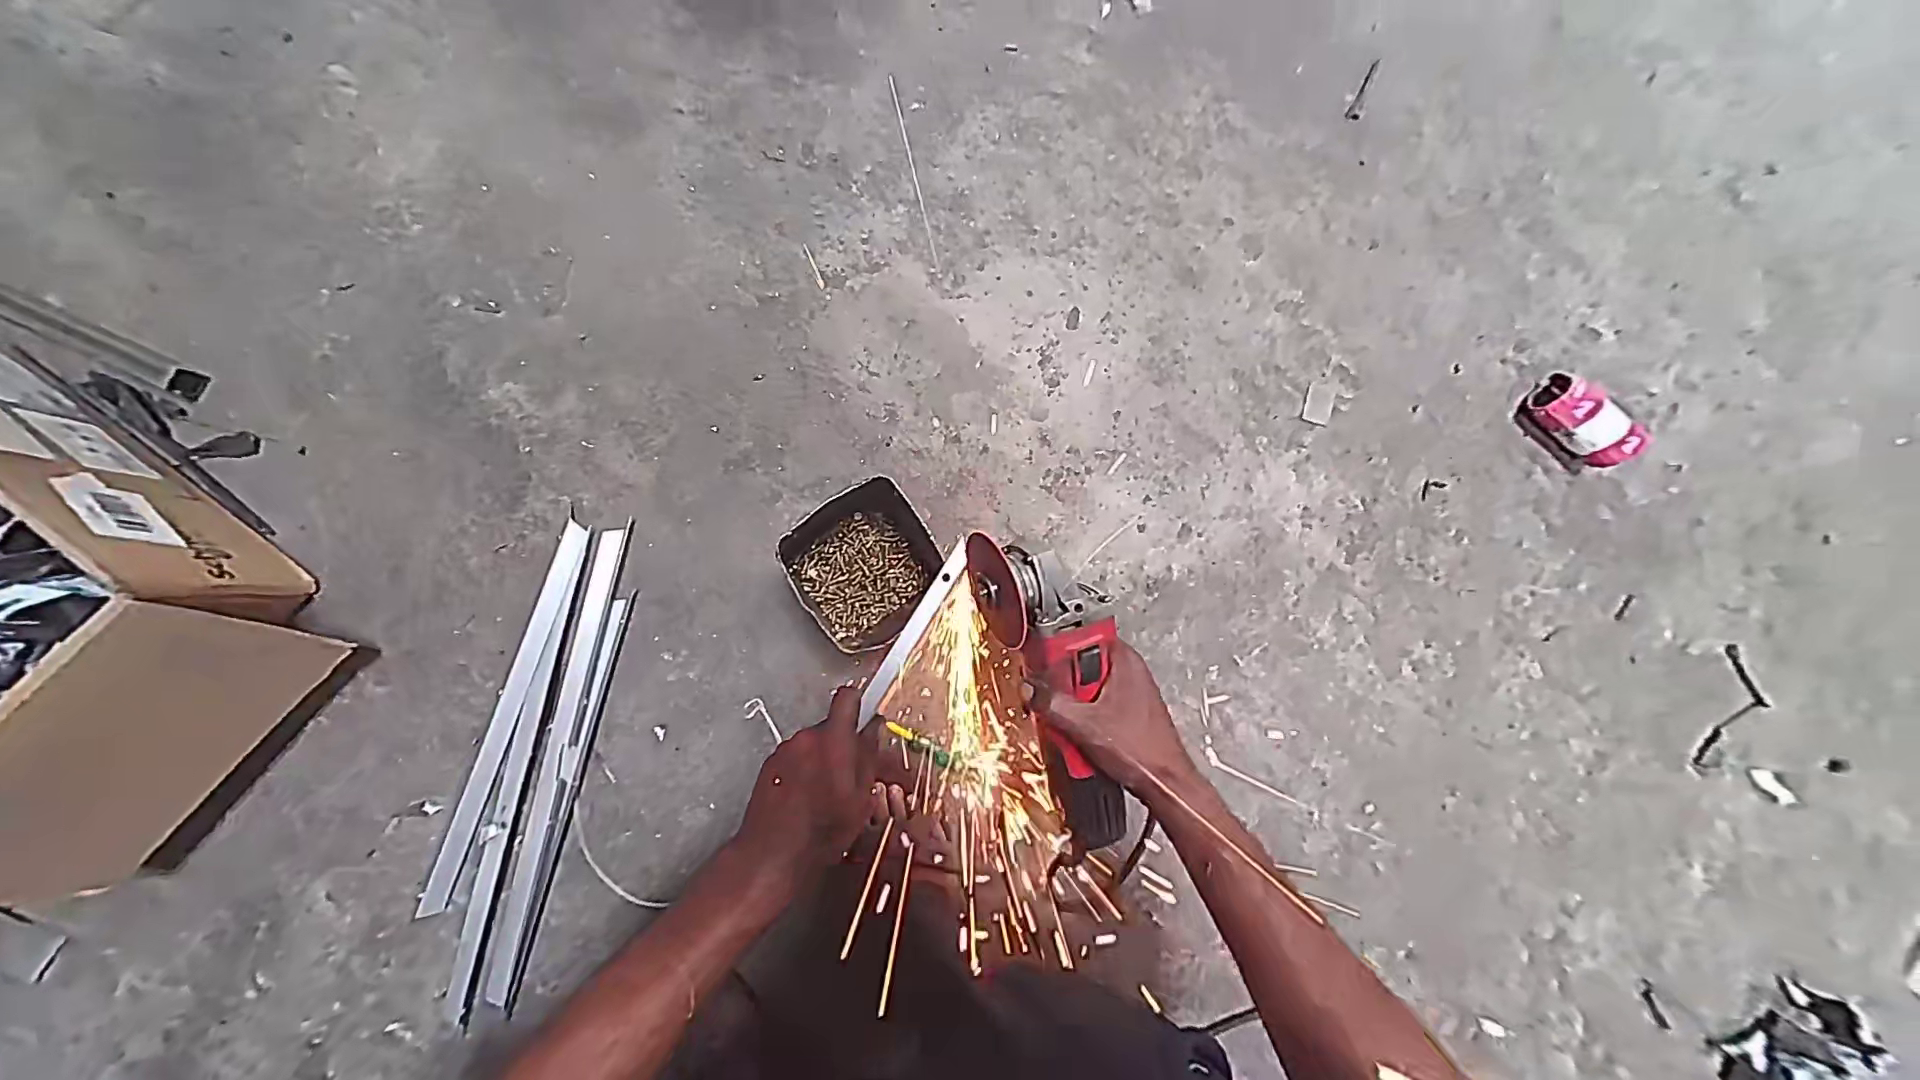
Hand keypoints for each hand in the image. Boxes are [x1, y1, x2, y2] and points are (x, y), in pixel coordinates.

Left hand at [734, 684, 878, 884]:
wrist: (773, 854)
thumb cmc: (822, 831)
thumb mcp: (861, 796)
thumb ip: (868, 755)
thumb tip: (874, 730)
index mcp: (834, 739)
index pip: (847, 698)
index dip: (858, 701)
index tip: (865, 711)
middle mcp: (807, 737)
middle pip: (830, 726)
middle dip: (842, 743)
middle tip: (851, 772)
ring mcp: (785, 750)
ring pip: (812, 744)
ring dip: (822, 758)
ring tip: (827, 792)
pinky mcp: (770, 765)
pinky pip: (795, 758)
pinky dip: (803, 770)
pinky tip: (807, 798)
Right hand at [1028, 637, 1201, 801]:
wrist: (1165, 785)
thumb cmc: (1143, 751)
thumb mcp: (1084, 724)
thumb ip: (1051, 703)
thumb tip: (1030, 689)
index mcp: (1124, 660)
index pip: (1080, 636)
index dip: (1057, 650)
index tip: (1042, 665)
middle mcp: (1128, 670)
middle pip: (1079, 665)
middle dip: (1062, 685)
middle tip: (1057, 701)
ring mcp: (1127, 691)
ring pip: (1084, 688)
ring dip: (1071, 705)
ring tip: (1072, 723)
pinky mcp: (1124, 711)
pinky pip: (1093, 705)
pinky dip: (1083, 718)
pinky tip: (1082, 736)